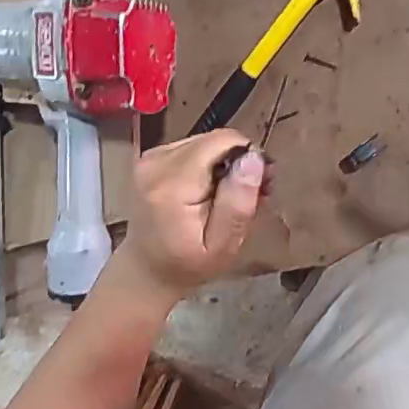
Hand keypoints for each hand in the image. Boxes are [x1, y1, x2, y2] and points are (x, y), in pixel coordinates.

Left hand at [110, 129, 264, 297]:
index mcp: (173, 185)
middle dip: (239, 160)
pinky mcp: (152, 157)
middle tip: (251, 194)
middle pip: (216, 139)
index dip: (249, 157)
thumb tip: (254, 158)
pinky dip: (210, 163)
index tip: (260, 186)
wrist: (147, 269)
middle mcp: (157, 163)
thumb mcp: (224, 245)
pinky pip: (195, 147)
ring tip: (230, 194)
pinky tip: (211, 188)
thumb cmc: (188, 264)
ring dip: (226, 162)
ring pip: (208, 140)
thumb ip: (238, 203)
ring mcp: (151, 157)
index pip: (223, 142)